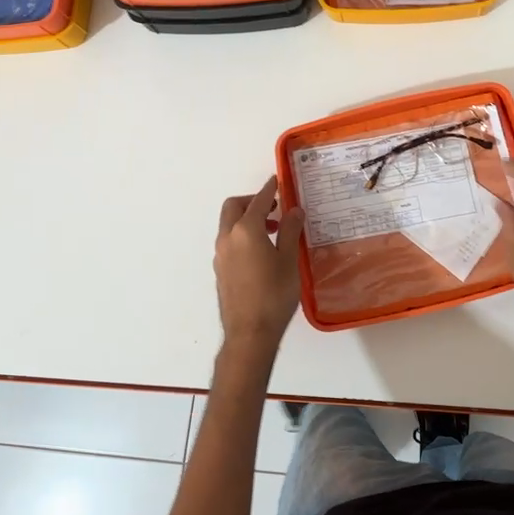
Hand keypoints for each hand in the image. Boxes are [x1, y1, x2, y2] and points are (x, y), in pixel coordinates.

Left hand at [214, 177, 304, 356]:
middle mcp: (227, 238)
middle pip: (234, 207)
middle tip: (273, 207)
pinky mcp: (220, 271)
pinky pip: (229, 242)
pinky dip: (242, 236)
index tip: (277, 181)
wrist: (250, 333)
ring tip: (272, 231)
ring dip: (247, 220)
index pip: (258, 201)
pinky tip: (261, 252)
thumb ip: (289, 231)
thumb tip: (293, 210)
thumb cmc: (274, 294)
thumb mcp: (288, 260)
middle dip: (252, 201)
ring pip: (229, 225)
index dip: (269, 189)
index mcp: (245, 231)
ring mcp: (220, 256)